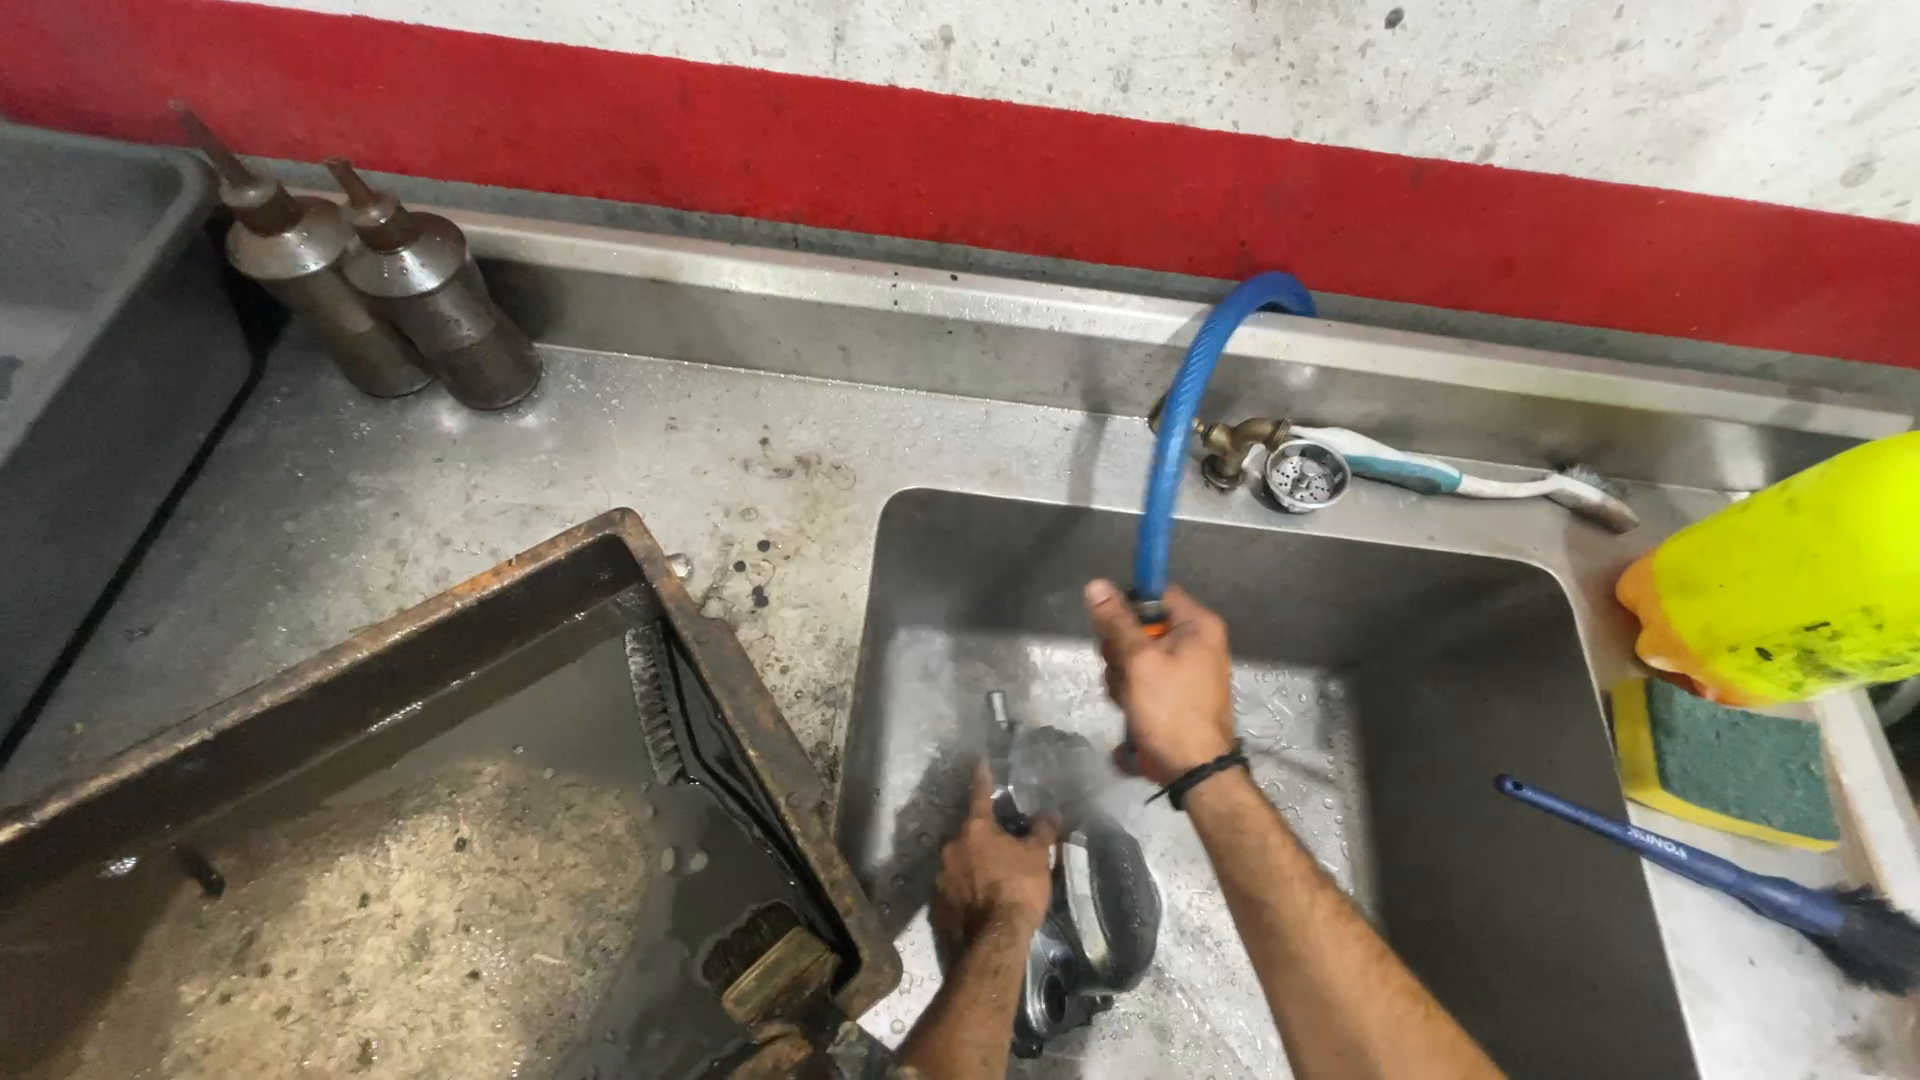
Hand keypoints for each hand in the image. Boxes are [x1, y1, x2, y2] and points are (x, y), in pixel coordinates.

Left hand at [930, 764, 1059, 957]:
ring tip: (993, 880)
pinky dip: (965, 890)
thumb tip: (1050, 814)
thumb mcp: (1038, 856)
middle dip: (984, 838)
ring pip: (960, 861)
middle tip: (1003, 847)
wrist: (993, 941)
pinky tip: (980, 902)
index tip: (980, 763)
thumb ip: (1042, 831)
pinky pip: (954, 888)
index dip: (982, 778)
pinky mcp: (937, 903)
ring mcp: (941, 875)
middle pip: (969, 833)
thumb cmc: (1017, 889)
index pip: (979, 795)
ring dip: (973, 865)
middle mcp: (952, 846)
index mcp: (975, 829)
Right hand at [1085, 579, 1236, 784]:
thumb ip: (1116, 622)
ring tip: (1128, 699)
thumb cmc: (1170, 710)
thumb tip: (1096, 584)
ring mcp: (1188, 668)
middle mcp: (1197, 641)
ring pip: (1137, 654)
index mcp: (1197, 625)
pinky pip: (1144, 677)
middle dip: (1120, 651)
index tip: (1111, 630)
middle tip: (1121, 672)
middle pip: (1141, 626)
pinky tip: (1131, 709)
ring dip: (1122, 675)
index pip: (1155, 593)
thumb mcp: (1139, 662)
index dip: (1128, 608)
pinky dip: (1133, 691)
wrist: (1194, 770)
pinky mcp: (1177, 692)